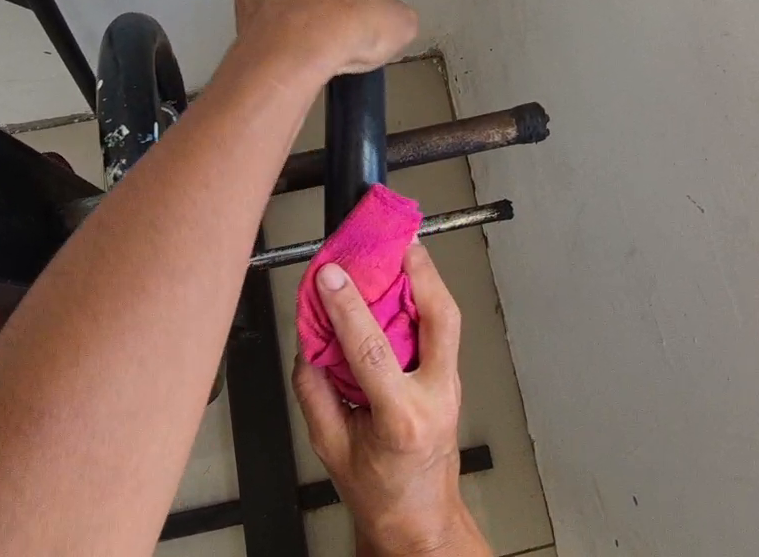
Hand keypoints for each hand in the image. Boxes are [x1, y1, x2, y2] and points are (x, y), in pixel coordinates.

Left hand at [232, 0, 418, 78]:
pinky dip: (271, 16)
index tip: (363, 12)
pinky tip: (282, 39)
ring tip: (306, 35)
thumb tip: (389, 19)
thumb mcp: (401, 25)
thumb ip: (397, 13)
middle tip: (335, 23)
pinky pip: (263, 2)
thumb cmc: (352, 30)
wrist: (293, 53)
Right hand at [294, 244, 490, 556]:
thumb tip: (307, 340)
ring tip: (399, 246)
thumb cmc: (379, 491)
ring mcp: (451, 384)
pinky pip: (442, 326)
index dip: (348, 308)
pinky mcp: (451, 376)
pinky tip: (403, 280)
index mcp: (401, 420)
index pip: (373, 351)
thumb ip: (312, 390)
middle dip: (420, 271)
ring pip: (448, 317)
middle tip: (394, 238)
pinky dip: (424, 296)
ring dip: (426, 276)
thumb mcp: (330, 448)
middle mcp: (436, 396)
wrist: (420, 519)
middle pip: (441, 319)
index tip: (330, 275)